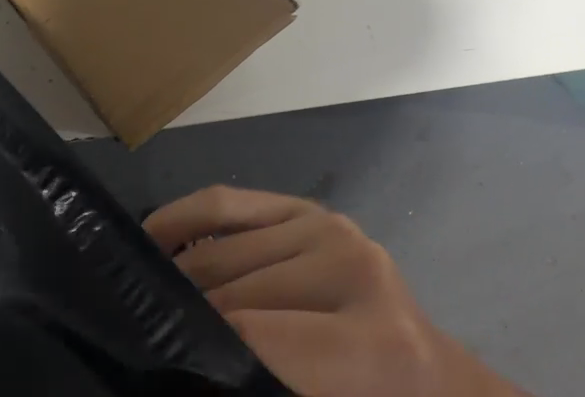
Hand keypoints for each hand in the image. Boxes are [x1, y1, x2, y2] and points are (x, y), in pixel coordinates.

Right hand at [145, 186, 525, 396]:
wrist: (436, 384)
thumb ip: (254, 384)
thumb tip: (189, 372)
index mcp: (372, 347)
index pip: (253, 337)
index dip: (203, 352)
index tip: (166, 364)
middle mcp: (350, 270)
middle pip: (232, 292)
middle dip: (186, 320)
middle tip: (148, 341)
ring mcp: (328, 230)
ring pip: (221, 251)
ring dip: (178, 282)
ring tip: (148, 303)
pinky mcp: (309, 209)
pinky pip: (228, 204)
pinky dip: (184, 219)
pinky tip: (153, 238)